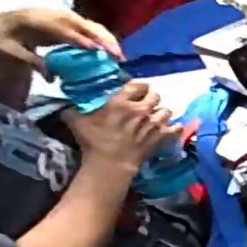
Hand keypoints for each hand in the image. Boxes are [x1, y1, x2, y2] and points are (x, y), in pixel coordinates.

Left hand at [0, 8, 121, 68]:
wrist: (2, 25)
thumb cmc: (3, 38)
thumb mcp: (7, 50)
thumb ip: (29, 59)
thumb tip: (52, 76)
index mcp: (29, 18)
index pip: (57, 26)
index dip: (76, 36)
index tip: (92, 48)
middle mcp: (50, 13)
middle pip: (80, 23)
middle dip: (100, 37)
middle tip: (115, 54)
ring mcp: (63, 16)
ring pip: (90, 25)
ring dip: (108, 39)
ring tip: (119, 55)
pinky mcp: (72, 22)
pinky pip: (92, 28)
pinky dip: (105, 38)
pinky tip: (113, 51)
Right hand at [63, 81, 177, 172]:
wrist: (112, 160)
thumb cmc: (93, 139)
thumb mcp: (76, 120)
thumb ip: (74, 108)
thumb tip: (69, 102)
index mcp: (121, 103)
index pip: (138, 86)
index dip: (138, 86)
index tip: (135, 89)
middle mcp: (143, 109)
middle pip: (156, 96)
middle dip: (150, 97)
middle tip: (144, 102)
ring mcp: (156, 121)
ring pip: (166, 110)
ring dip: (160, 112)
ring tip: (154, 116)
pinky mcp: (164, 134)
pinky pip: (177, 126)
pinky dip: (175, 126)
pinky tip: (170, 127)